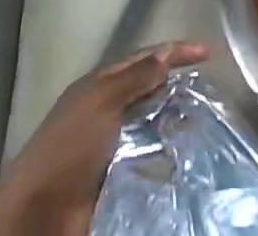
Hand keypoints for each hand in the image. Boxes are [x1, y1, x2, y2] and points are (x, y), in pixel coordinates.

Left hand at [0, 41, 208, 235]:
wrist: (46, 205)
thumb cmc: (70, 144)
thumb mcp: (100, 103)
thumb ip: (131, 80)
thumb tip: (163, 55)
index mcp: (99, 85)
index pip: (141, 60)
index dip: (172, 52)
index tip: (206, 52)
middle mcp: (107, 109)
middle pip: (148, 91)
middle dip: (177, 86)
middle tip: (212, 91)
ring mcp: (114, 143)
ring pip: (152, 124)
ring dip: (176, 122)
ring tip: (209, 125)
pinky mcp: (121, 175)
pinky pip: (152, 158)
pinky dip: (171, 156)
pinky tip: (192, 161)